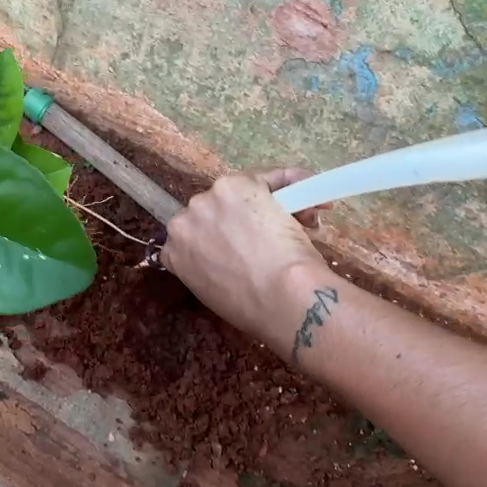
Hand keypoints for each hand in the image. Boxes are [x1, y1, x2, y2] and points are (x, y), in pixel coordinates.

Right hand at [163, 169, 333, 352]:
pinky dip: (294, 185)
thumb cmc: (252, 307)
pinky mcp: (242, 184)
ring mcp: (211, 199)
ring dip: (266, 204)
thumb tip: (230, 261)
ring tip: (299, 224)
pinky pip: (272, 179)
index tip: (239, 247)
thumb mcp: (214, 294)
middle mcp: (184, 220)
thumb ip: (209, 270)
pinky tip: (313, 203)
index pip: (190, 235)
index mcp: (173, 252)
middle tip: (269, 238)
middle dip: (240, 219)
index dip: (217, 238)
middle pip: (215, 210)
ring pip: (243, 192)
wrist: (280, 294)